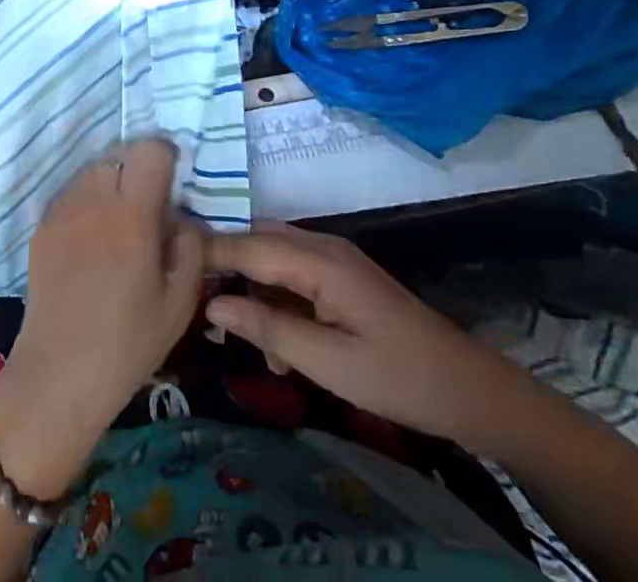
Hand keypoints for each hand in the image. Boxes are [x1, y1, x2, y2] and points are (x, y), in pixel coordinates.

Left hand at [0, 139, 206, 498]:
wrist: (59, 372)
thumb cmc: (129, 342)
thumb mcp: (181, 300)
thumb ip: (190, 244)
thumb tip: (180, 215)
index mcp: (130, 215)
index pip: (148, 149)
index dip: (166, 158)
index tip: (174, 183)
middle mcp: (91, 202)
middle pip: (117, 155)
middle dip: (137, 170)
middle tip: (150, 206)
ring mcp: (60, 213)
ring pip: (90, 172)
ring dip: (111, 184)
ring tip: (120, 223)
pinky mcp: (40, 228)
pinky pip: (70, 195)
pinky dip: (87, 202)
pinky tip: (94, 241)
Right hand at [206, 225, 549, 453]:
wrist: (476, 394)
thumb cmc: (401, 377)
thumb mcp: (327, 361)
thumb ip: (265, 326)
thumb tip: (210, 303)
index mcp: (319, 261)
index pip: (243, 244)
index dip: (202, 251)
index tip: (162, 261)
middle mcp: (323, 248)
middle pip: (254, 242)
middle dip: (222, 268)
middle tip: (193, 300)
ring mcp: (334, 262)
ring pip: (270, 260)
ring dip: (250, 291)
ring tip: (242, 337)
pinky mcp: (341, 281)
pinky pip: (291, 277)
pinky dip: (275, 302)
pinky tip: (278, 346)